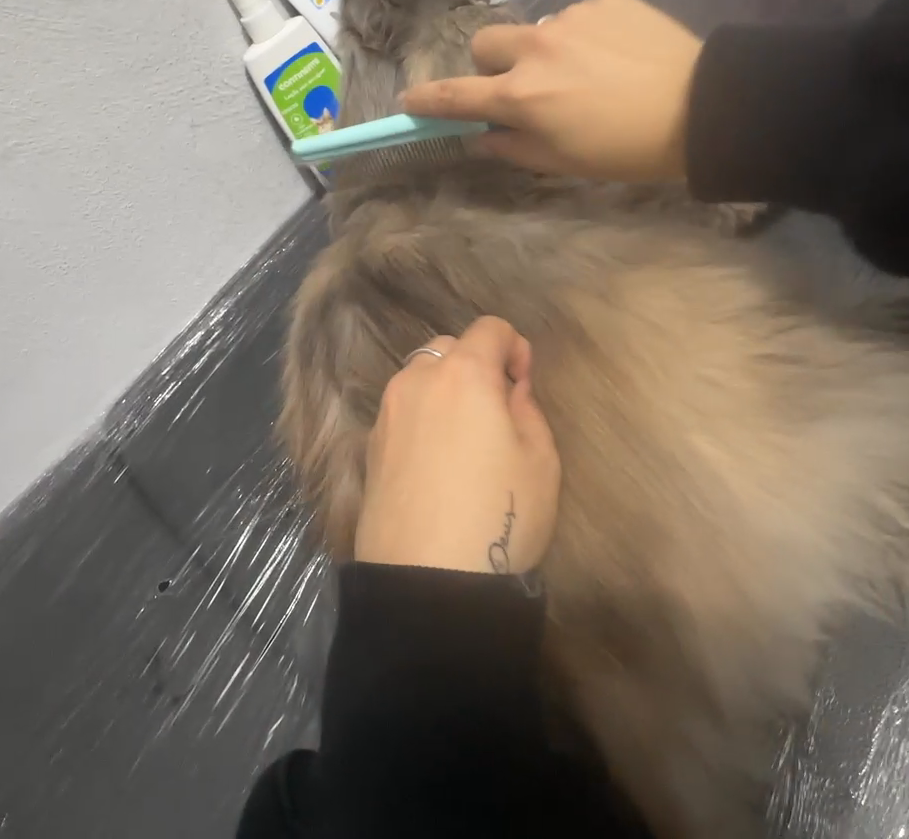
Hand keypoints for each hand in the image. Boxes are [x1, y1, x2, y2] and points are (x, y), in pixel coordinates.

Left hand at [354, 316, 561, 575]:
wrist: (427, 581)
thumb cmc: (498, 513)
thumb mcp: (540, 461)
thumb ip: (527, 409)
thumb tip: (511, 388)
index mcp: (463, 373)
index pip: (490, 327)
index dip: (515, 347)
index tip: (524, 383)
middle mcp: (417, 380)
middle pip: (450, 347)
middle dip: (476, 365)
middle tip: (496, 411)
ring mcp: (386, 413)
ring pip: (420, 377)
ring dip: (445, 390)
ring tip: (464, 438)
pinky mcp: (369, 447)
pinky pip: (401, 412)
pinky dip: (421, 418)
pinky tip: (435, 461)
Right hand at [398, 0, 701, 182]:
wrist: (702, 109)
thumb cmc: (627, 151)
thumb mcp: (563, 163)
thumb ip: (511, 148)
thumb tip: (480, 138)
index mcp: (521, 96)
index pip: (454, 97)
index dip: (427, 101)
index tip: (409, 102)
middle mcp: (535, 49)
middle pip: (484, 45)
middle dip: (491, 67)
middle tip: (522, 88)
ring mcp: (570, 18)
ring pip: (532, 31)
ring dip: (541, 52)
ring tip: (586, 74)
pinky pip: (575, 17)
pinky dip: (582, 38)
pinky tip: (615, 58)